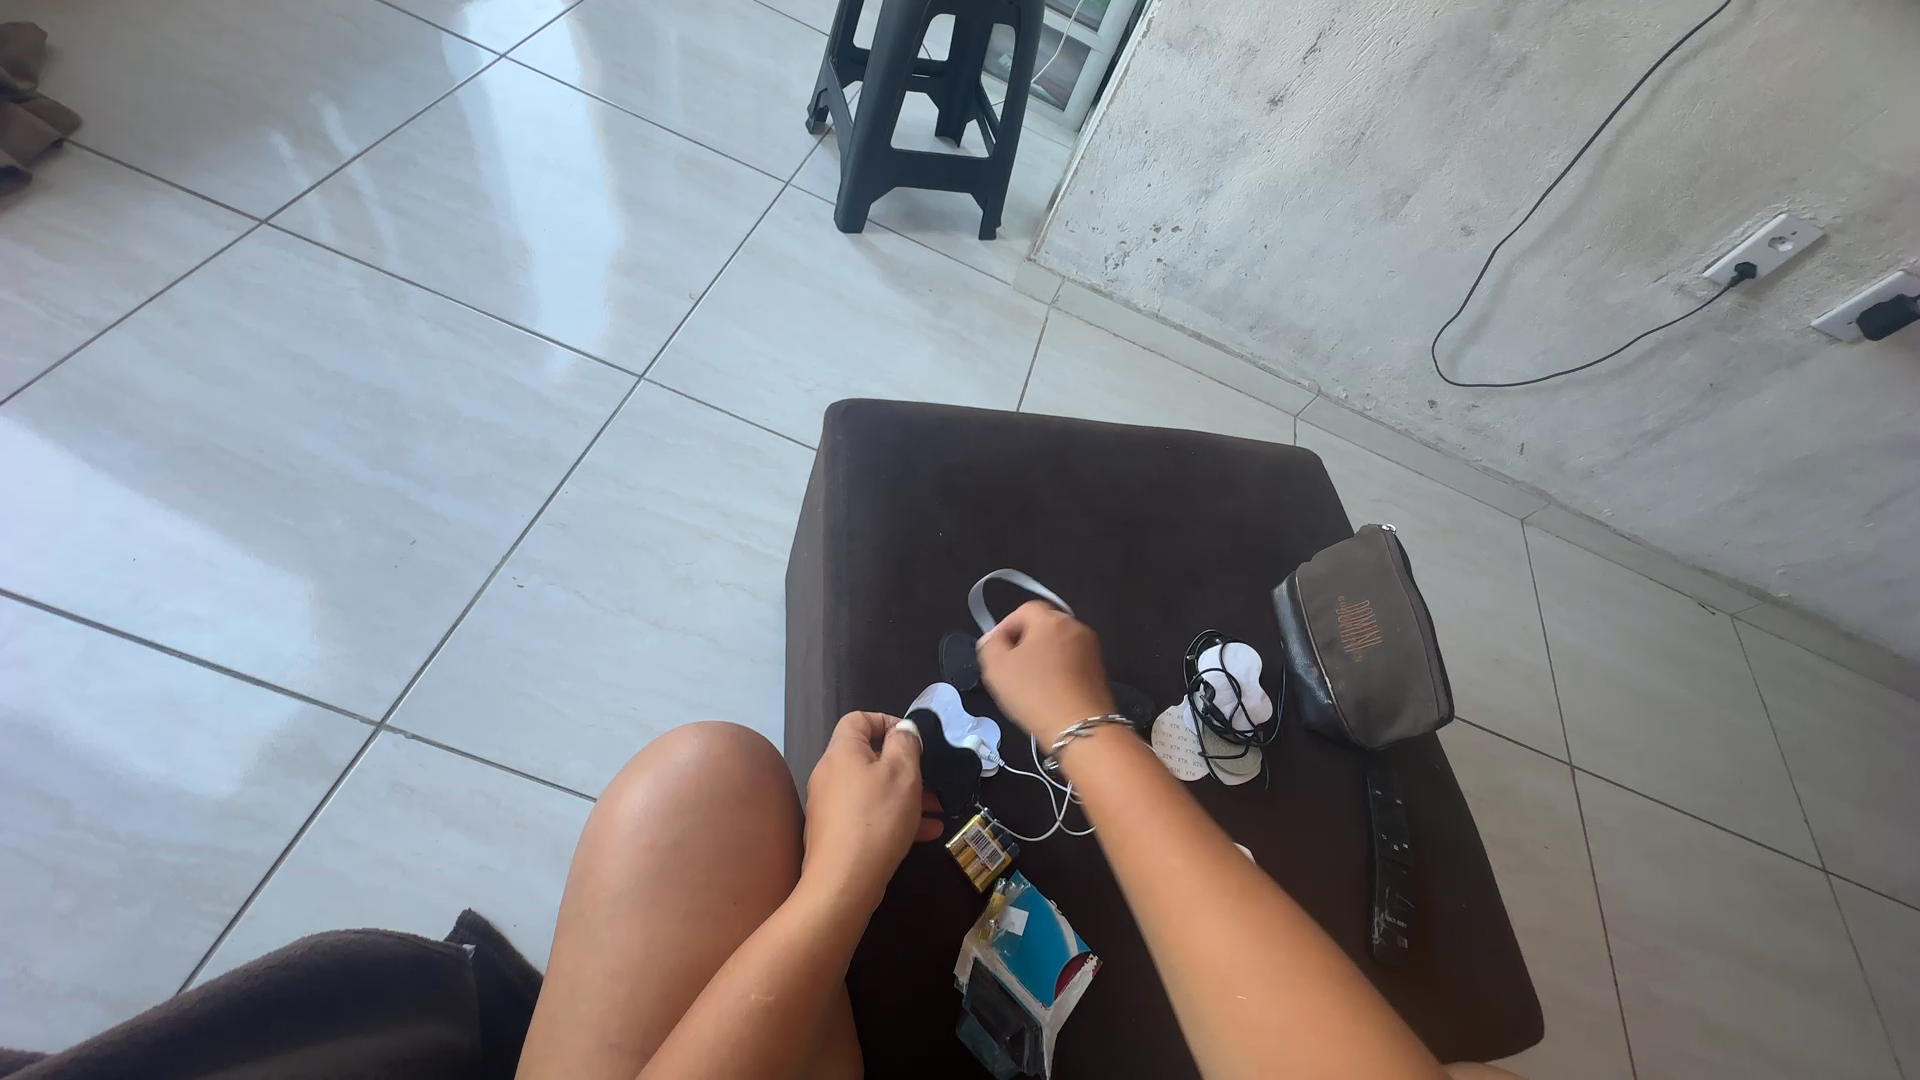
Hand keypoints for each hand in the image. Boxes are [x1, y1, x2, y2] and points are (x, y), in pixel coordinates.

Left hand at [802, 712, 923, 910]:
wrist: (844, 882)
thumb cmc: (877, 818)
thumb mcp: (903, 773)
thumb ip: (906, 743)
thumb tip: (903, 729)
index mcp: (842, 751)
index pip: (858, 719)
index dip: (886, 721)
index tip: (911, 738)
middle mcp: (830, 774)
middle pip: (869, 757)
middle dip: (905, 767)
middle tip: (931, 779)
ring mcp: (830, 805)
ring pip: (873, 789)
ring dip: (906, 796)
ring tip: (937, 810)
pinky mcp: (835, 833)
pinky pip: (868, 814)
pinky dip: (893, 817)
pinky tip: (925, 833)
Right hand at [976, 600, 1116, 745]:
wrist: (1080, 727)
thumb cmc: (1035, 693)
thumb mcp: (996, 667)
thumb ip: (990, 644)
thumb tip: (994, 639)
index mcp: (1051, 619)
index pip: (1024, 610)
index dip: (1006, 626)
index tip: (995, 648)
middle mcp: (1076, 627)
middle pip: (1043, 625)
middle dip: (1024, 641)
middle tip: (1009, 665)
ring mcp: (1091, 649)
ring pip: (1058, 645)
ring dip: (1042, 657)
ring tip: (1028, 681)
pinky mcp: (1100, 670)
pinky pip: (1072, 662)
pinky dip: (1058, 670)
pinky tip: (1048, 691)